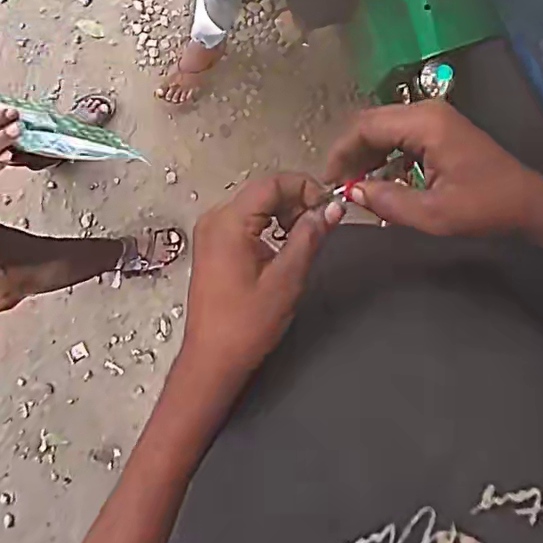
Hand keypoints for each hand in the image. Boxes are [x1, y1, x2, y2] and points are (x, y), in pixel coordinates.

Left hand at [179, 174, 342, 382]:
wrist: (213, 359)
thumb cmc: (244, 325)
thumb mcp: (286, 278)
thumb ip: (310, 236)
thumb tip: (330, 209)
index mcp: (228, 223)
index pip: (273, 183)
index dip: (306, 187)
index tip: (328, 205)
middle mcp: (215, 220)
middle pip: (264, 191)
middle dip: (297, 201)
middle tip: (321, 222)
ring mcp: (211, 232)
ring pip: (257, 205)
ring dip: (285, 213)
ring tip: (304, 237)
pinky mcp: (214, 245)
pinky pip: (246, 221)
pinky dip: (270, 225)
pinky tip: (284, 245)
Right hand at [324, 101, 542, 236]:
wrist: (529, 203)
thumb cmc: (485, 207)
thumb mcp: (433, 213)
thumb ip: (387, 201)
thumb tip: (352, 191)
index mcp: (425, 123)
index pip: (365, 127)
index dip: (341, 153)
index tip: (330, 180)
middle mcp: (427, 112)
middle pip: (372, 123)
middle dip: (351, 152)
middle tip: (341, 184)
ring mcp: (435, 118)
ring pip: (384, 128)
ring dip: (367, 154)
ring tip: (357, 184)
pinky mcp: (440, 129)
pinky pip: (400, 135)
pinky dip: (385, 155)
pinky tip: (382, 179)